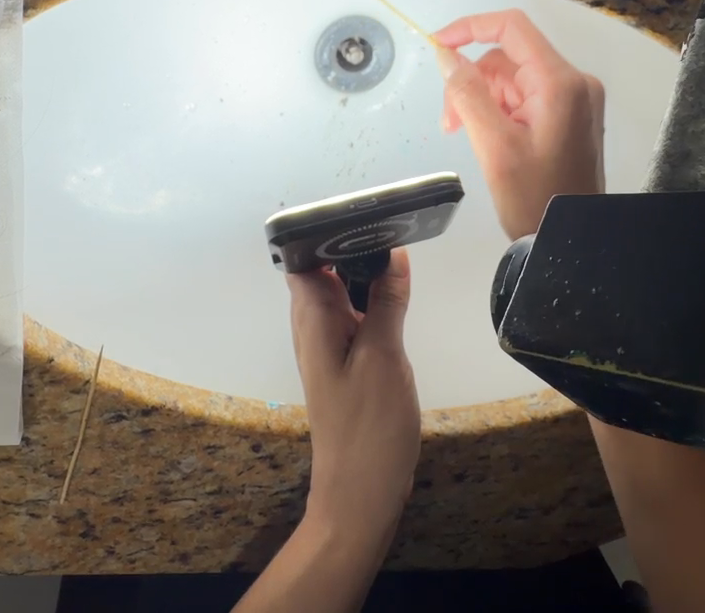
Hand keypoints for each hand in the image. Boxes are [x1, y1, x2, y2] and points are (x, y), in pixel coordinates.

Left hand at [286, 249, 420, 543]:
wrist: (361, 493)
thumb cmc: (368, 425)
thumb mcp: (384, 355)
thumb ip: (387, 301)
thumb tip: (395, 254)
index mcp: (313, 317)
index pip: (304, 256)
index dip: (326, 229)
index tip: (362, 210)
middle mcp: (313, 325)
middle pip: (324, 268)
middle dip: (353, 245)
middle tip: (392, 223)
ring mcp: (329, 343)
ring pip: (342, 290)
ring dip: (366, 272)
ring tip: (399, 248)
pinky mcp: (346, 359)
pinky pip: (354, 314)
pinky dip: (372, 299)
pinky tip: (397, 293)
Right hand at [434, 10, 604, 239]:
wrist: (570, 239)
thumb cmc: (534, 199)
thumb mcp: (493, 146)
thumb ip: (467, 93)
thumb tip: (446, 54)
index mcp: (560, 83)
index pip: (511, 28)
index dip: (470, 28)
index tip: (438, 45)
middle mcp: (573, 82)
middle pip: (508, 57)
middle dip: (472, 81)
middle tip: (449, 122)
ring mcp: (574, 98)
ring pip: (512, 78)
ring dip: (482, 99)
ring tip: (464, 134)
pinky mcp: (569, 115)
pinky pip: (524, 96)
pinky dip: (499, 110)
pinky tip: (488, 137)